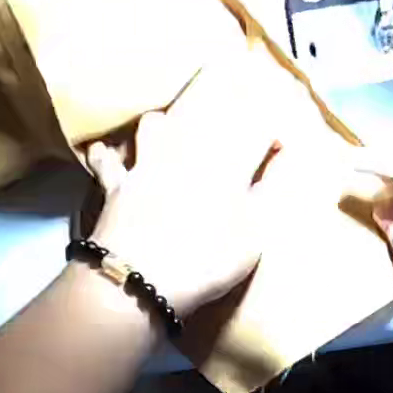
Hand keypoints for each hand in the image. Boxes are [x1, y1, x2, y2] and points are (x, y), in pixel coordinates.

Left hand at [84, 53, 281, 313]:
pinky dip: (108, 156)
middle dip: (221, 111)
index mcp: (224, 165)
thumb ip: (270, 192)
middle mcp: (184, 153)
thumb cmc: (207, 261)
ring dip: (164, 123)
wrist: (141, 281)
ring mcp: (146, 166)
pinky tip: (108, 153)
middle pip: (202, 115)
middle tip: (229, 121)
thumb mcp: (254, 234)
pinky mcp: (115, 186)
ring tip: (171, 130)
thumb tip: (285, 157)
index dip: (269, 132)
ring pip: (153, 125)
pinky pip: (108, 161)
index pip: (254, 131)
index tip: (278, 144)